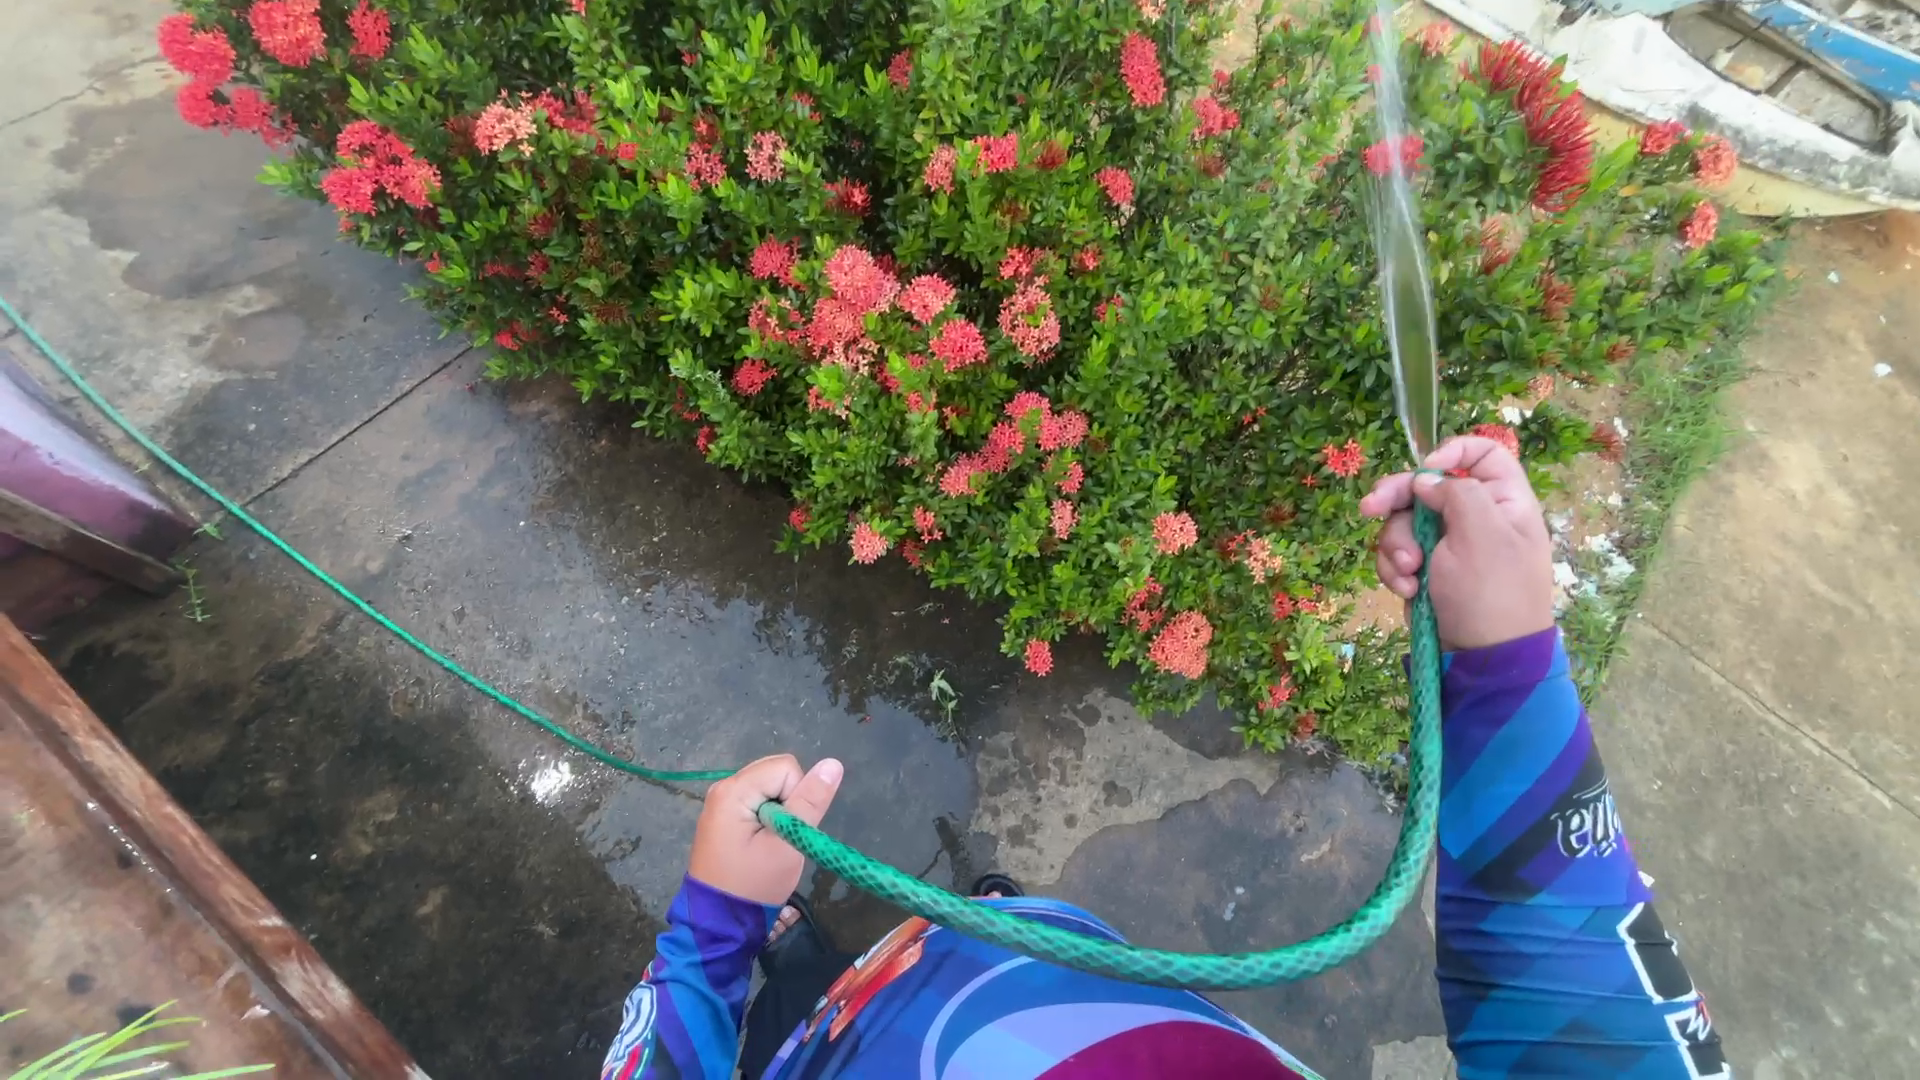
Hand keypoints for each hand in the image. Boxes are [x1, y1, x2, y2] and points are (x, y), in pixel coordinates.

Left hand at [687, 754, 842, 904]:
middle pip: (776, 772)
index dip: (798, 796)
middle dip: (790, 800)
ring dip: (781, 809)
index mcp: (734, 790)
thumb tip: (833, 763)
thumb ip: (810, 802)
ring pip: (770, 786)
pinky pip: (759, 799)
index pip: (786, 768)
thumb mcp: (788, 844)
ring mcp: (721, 802)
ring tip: (772, 842)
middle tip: (781, 837)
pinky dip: (769, 816)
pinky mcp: (724, 816)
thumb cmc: (754, 886)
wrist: (719, 926)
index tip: (788, 830)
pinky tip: (762, 843)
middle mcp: (724, 787)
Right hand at [1359, 436, 1553, 650]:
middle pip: (1424, 487)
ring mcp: (1445, 544)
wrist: (1481, 655)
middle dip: (1395, 500)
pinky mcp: (1422, 568)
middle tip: (1368, 508)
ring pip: (1402, 523)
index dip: (1451, 452)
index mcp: (1502, 502)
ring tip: (1409, 573)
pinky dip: (1395, 570)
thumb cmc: (1491, 591)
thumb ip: (1455, 494)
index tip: (1423, 470)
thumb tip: (1426, 481)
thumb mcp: (1481, 535)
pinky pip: (1395, 554)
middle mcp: (1472, 517)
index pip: (1482, 455)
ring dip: (1396, 546)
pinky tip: (1408, 590)